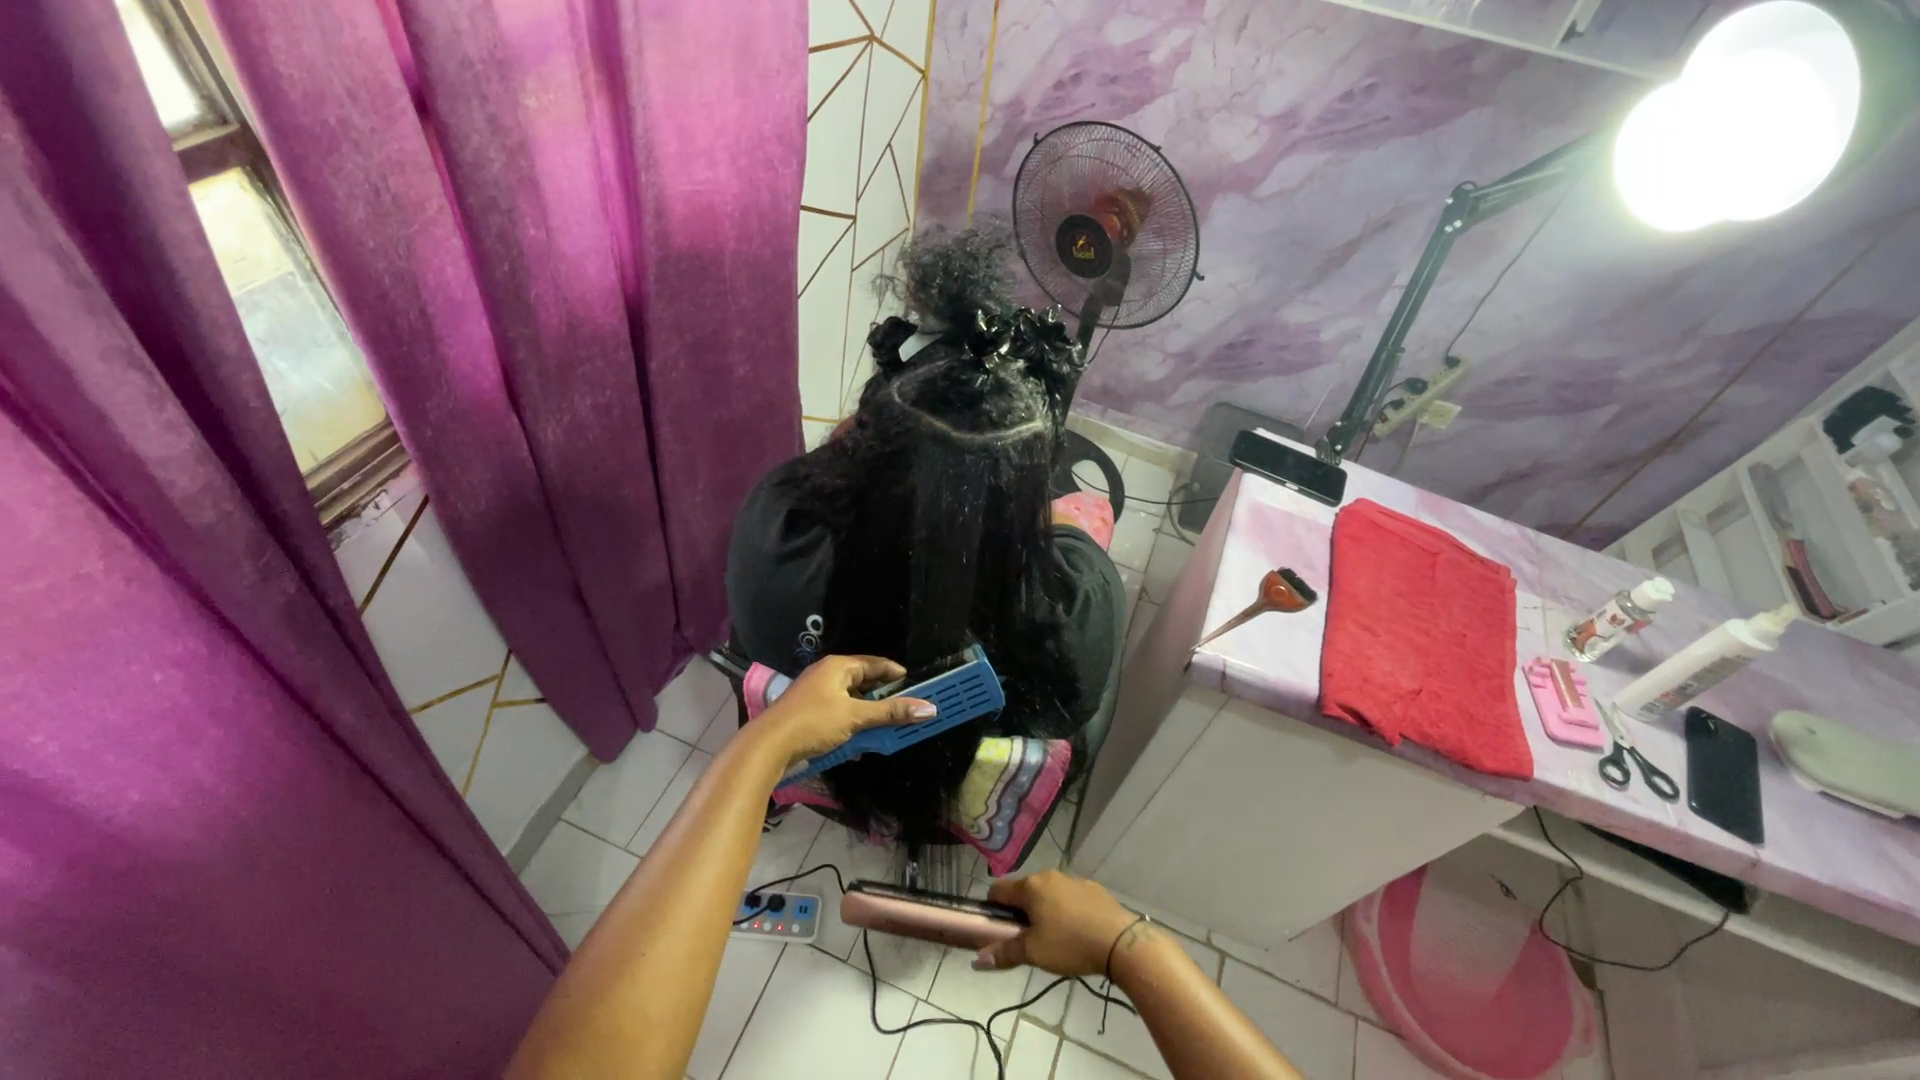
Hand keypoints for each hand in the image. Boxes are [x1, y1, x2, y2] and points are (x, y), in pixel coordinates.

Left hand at [754, 654, 934, 764]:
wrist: (768, 746)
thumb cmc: (814, 722)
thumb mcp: (856, 717)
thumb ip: (892, 713)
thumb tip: (929, 708)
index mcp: (839, 666)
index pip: (876, 664)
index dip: (898, 675)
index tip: (918, 689)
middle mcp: (828, 674)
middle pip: (865, 683)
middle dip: (885, 700)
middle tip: (905, 712)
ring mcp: (817, 694)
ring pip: (853, 701)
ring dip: (868, 717)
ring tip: (885, 732)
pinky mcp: (810, 713)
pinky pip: (840, 715)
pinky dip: (852, 727)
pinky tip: (859, 746)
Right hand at [974, 871, 1143, 976]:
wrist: (1120, 941)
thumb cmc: (1070, 943)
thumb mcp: (1033, 952)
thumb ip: (1004, 952)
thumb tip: (977, 959)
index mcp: (1031, 886)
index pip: (998, 890)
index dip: (992, 908)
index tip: (998, 929)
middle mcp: (1049, 876)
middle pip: (1024, 891)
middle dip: (1020, 912)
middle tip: (1027, 940)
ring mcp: (1073, 880)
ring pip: (1048, 894)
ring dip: (1044, 910)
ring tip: (1054, 939)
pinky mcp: (1093, 889)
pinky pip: (1070, 897)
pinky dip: (1066, 910)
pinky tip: (1076, 932)